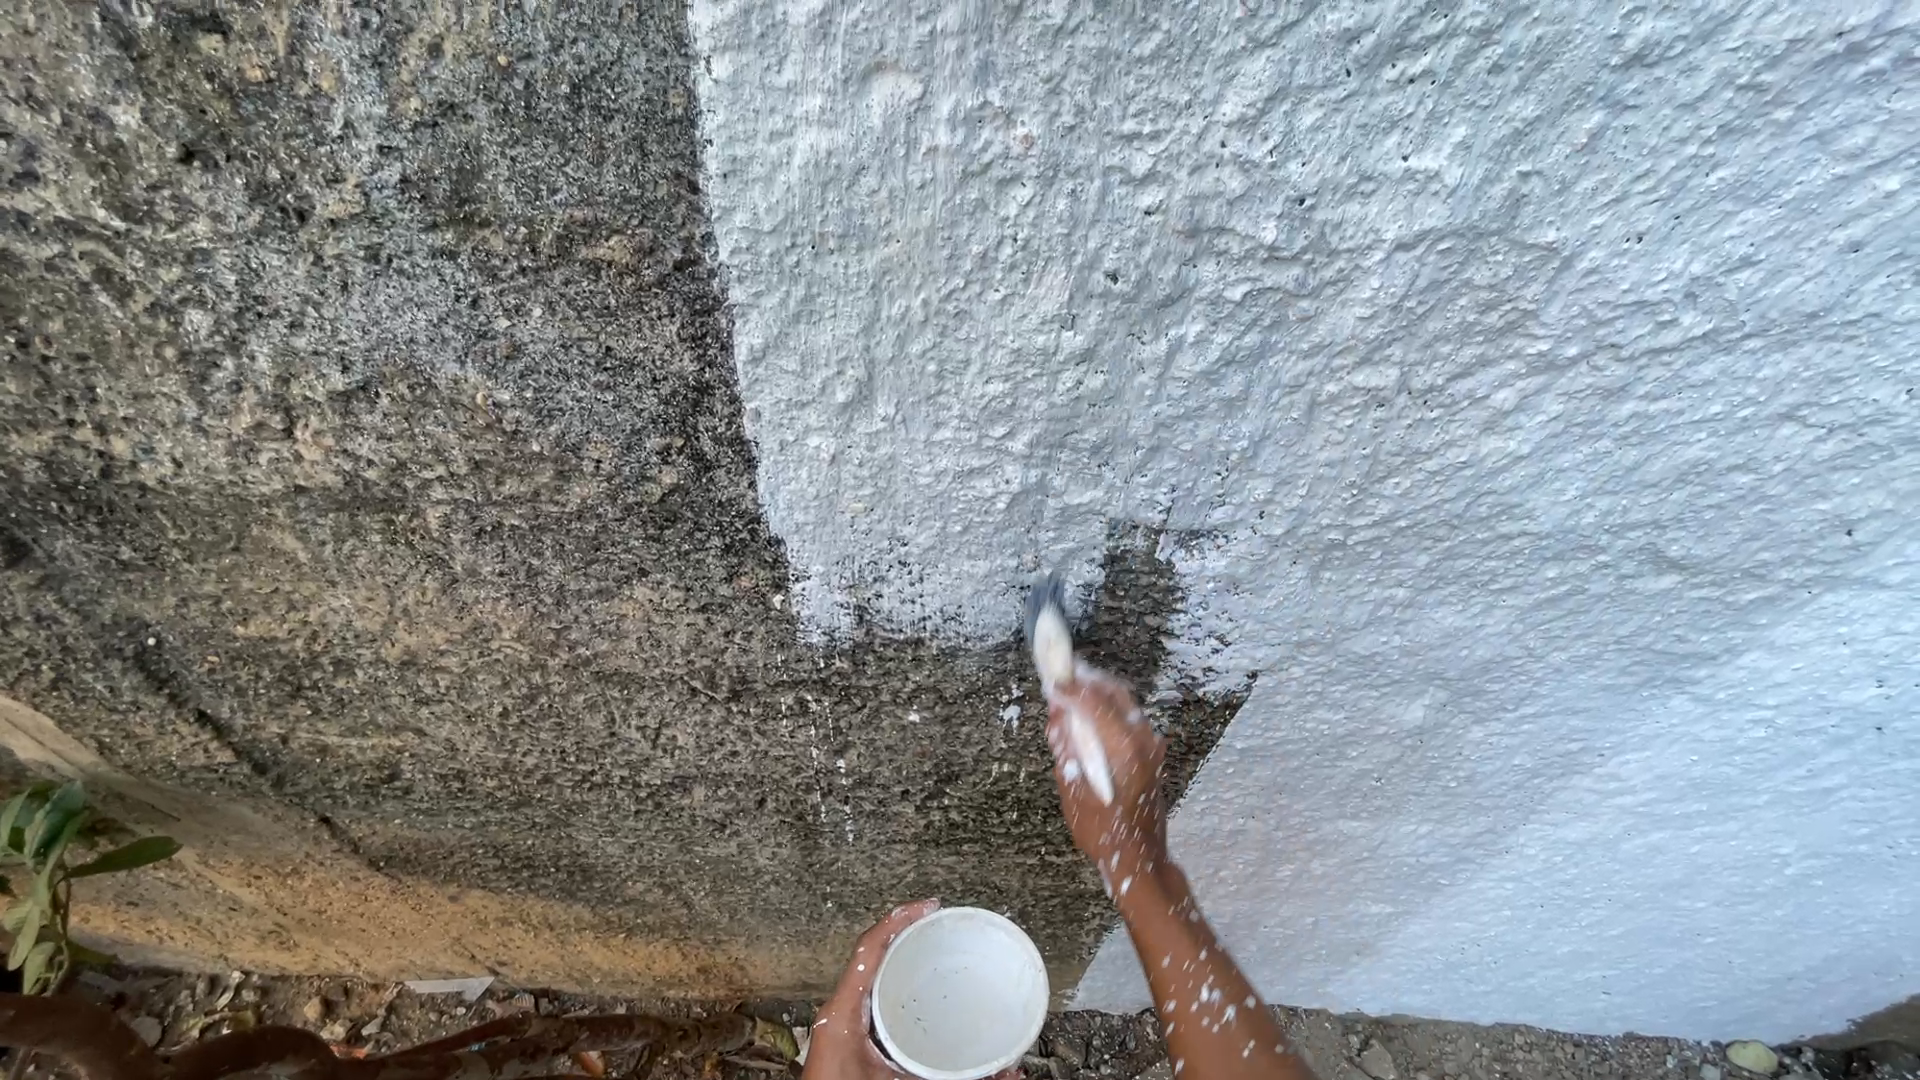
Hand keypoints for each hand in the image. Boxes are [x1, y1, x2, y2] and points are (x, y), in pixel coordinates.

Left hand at [805, 900, 1023, 1079]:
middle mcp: (837, 1011)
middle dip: (903, 933)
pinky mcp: (844, 1038)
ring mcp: (838, 1023)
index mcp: (842, 1012)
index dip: (899, 919)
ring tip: (925, 944)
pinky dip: (889, 983)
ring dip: (895, 957)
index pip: (868, 947)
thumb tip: (1007, 1075)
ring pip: (867, 975)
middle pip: (869, 954)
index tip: (929, 906)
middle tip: (934, 921)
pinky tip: (908, 989)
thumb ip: (957, 1078)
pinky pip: (867, 996)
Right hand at [1043, 663, 1169, 888]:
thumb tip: (1057, 715)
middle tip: (1061, 677)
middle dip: (1087, 681)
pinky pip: (1130, 718)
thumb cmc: (1102, 831)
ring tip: (1072, 694)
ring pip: (1124, 702)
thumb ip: (1066, 748)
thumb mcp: (1073, 790)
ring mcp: (1152, 745)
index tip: (1051, 679)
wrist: (1140, 858)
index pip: (1094, 701)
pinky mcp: (1153, 752)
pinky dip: (1109, 708)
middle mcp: (1142, 739)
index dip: (1071, 687)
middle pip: (1114, 692)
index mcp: (1123, 748)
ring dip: (1098, 693)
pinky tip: (1090, 717)